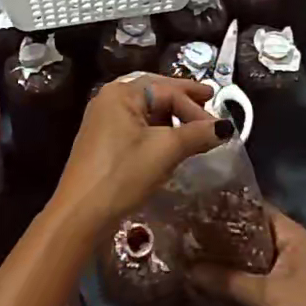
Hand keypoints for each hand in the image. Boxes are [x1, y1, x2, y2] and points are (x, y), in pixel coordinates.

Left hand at [52, 74, 222, 228]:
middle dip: (184, 99)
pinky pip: (137, 125)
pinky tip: (170, 140)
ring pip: (146, 109)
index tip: (218, 127)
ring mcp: (104, 120)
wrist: (79, 214)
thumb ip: (197, 134)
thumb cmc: (122, 174)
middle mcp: (110, 99)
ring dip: (171, 115)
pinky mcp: (103, 140)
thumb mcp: (165, 151)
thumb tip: (226, 127)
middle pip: (155, 92)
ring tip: (193, 124)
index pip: (169, 91)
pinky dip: (157, 128)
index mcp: (122, 93)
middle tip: (209, 100)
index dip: (196, 107)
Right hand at [189, 207, 305, 305]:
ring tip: (190, 257)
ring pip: (250, 259)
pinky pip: (254, 280)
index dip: (226, 207)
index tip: (193, 208)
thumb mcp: (268, 297)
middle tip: (184, 236)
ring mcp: (288, 271)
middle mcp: (290, 246)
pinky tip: (211, 284)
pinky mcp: (285, 294)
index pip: (254, 207)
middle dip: (221, 238)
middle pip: (249, 234)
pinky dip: (236, 281)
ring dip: (227, 262)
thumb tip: (188, 269)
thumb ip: (228, 281)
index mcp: (291, 233)